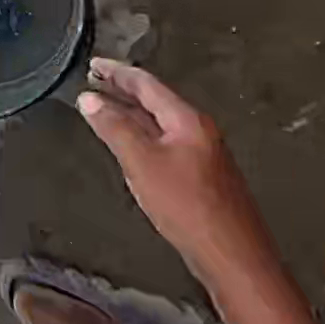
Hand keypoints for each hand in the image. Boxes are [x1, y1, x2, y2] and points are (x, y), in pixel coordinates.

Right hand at [78, 58, 277, 279]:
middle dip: (123, 89)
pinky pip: (166, 140)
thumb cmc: (187, 207)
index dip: (116, 72)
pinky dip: (143, 133)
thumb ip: (115, 128)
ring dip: (132, 111)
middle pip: (155, 99)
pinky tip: (132, 145)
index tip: (93, 64)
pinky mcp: (203, 175)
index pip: (146, 83)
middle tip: (95, 80)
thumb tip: (89, 99)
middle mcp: (198, 128)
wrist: (234, 259)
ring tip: (106, 107)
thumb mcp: (142, 163)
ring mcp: (203, 152)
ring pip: (160, 121)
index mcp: (186, 118)